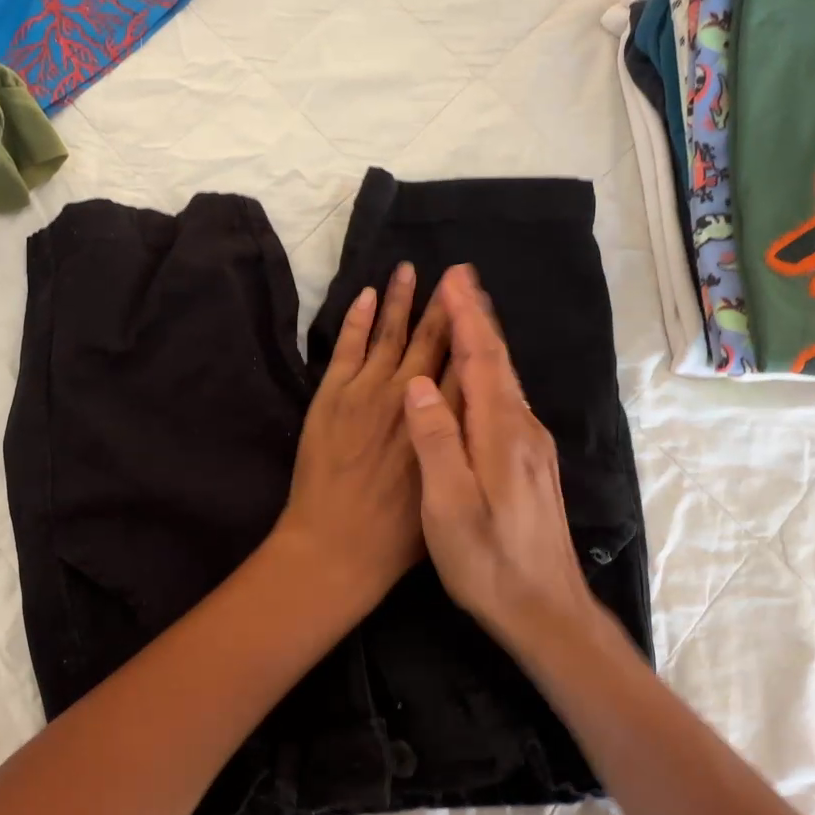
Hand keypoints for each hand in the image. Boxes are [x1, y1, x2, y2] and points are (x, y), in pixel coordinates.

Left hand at [275, 262, 450, 591]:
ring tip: (410, 269)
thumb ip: (463, 449)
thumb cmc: (398, 537)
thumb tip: (479, 424)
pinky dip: (358, 319)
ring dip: (402, 300)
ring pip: (392, 335)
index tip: (481, 301)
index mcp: (445, 423)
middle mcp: (410, 398)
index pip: (465, 365)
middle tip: (456, 270)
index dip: (474, 331)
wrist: (338, 546)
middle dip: (446, 304)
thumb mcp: (450, 492)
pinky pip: (348, 347)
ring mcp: (368, 393)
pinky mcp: (333, 397)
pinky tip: (368, 295)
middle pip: (433, 341)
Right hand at [400, 266, 599, 653]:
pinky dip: (491, 375)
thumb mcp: (448, 505)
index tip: (454, 278)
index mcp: (501, 434)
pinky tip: (482, 379)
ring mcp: (533, 449)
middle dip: (479, 320)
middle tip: (462, 281)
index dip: (467, 318)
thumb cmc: (488, 561)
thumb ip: (435, 441)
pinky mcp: (532, 466)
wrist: (545, 609)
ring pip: (506, 382)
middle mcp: (524, 431)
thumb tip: (418, 383)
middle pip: (500, 364)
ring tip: (468, 316)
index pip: (482, 361)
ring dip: (486, 344)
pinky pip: (508, 403)